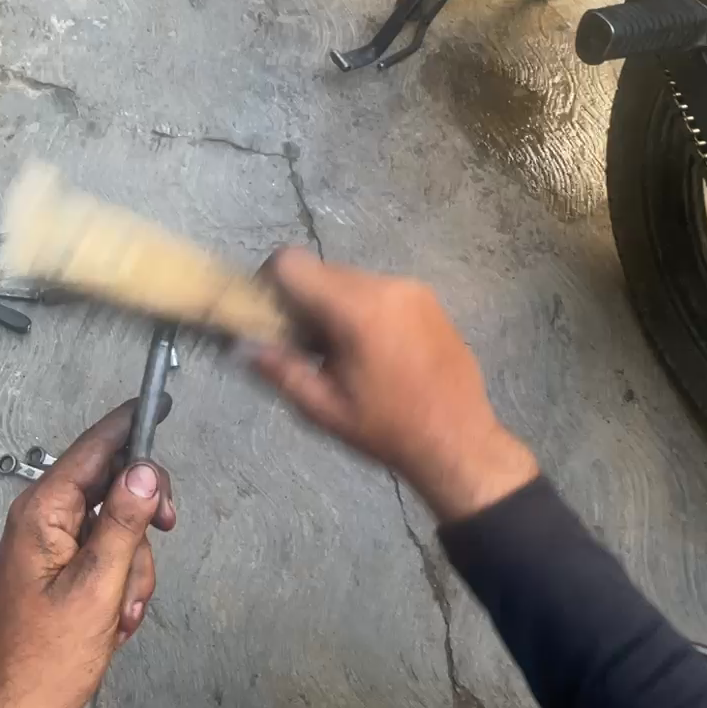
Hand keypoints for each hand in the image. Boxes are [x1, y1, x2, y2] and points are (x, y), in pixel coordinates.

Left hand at [0, 403, 175, 707]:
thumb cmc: (42, 661)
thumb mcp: (96, 587)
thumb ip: (123, 523)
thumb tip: (144, 470)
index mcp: (43, 510)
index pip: (94, 447)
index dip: (129, 423)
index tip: (159, 403)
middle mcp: (46, 517)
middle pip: (112, 483)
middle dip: (142, 514)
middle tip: (165, 526)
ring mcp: (55, 542)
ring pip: (119, 524)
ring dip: (134, 564)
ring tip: (122, 607)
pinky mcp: (64, 565)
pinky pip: (110, 552)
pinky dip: (124, 581)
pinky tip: (116, 615)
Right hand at [251, 248, 538, 522]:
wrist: (462, 444)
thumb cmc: (388, 430)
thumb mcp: (323, 409)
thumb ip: (280, 370)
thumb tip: (244, 347)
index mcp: (355, 309)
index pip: (292, 263)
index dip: (269, 281)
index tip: (269, 313)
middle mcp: (384, 285)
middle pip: (320, 270)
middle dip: (302, 298)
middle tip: (302, 341)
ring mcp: (411, 288)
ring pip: (348, 278)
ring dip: (331, 303)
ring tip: (339, 349)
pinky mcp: (427, 297)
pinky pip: (376, 288)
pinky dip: (360, 307)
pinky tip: (370, 348)